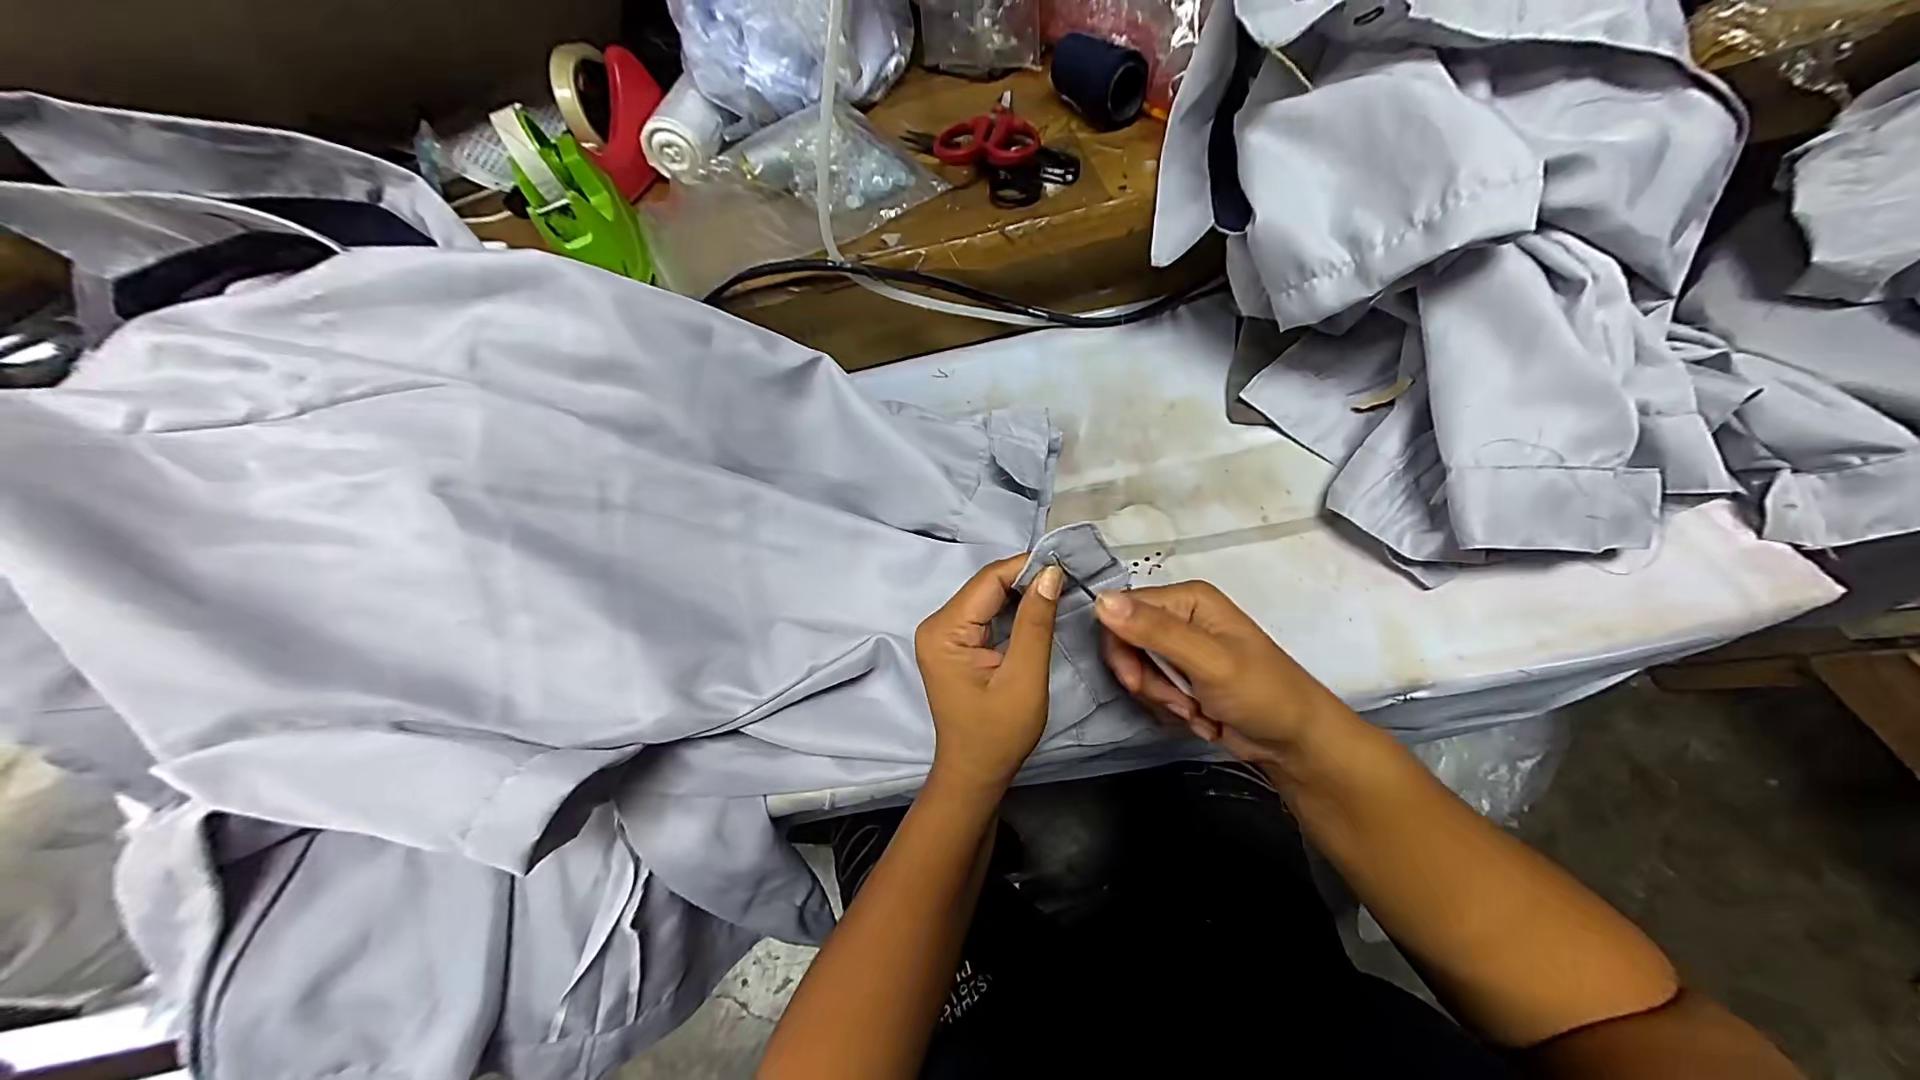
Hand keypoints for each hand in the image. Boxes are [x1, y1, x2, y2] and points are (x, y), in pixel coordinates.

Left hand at [914, 555, 1063, 793]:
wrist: (975, 772)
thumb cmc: (999, 733)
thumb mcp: (1025, 677)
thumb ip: (1036, 623)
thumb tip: (1050, 573)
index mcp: (944, 631)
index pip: (989, 580)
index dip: (1027, 567)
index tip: (1066, 564)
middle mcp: (936, 625)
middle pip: (986, 585)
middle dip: (1026, 578)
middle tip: (1068, 576)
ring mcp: (942, 634)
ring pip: (987, 596)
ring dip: (1022, 592)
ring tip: (1059, 587)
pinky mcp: (954, 643)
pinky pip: (986, 613)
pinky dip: (1013, 608)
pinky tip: (1038, 607)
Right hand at [1095, 581, 1347, 764]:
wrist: (1295, 743)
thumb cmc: (1262, 694)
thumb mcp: (1208, 660)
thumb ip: (1155, 631)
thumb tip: (1101, 601)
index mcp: (1188, 598)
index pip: (1122, 610)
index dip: (1121, 645)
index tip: (1137, 680)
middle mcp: (1181, 615)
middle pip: (1125, 640)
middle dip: (1145, 678)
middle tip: (1175, 699)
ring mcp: (1181, 647)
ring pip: (1136, 668)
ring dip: (1159, 697)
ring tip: (1195, 708)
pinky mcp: (1182, 674)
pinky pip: (1150, 687)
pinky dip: (1168, 705)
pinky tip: (1198, 714)